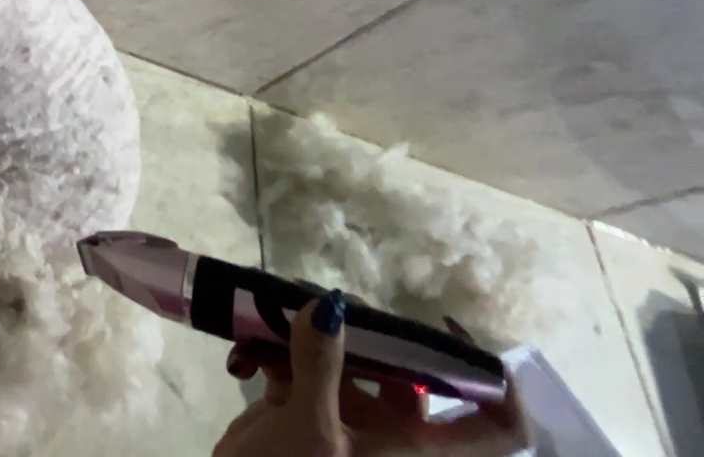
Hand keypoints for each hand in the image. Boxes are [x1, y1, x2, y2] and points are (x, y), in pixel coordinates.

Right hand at [214, 294, 526, 455]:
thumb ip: (319, 364)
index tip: (445, 327)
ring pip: (339, 358)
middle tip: (318, 299)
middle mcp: (393, 430)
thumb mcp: (311, 427)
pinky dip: (267, 351)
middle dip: (359, 328)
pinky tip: (241, 354)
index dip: (491, 379)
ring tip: (264, 312)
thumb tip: (329, 303)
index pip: (498, 425)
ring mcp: (344, 416)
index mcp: (421, 448)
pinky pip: (292, 364)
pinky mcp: (298, 407)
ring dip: (300, 332)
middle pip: (401, 367)